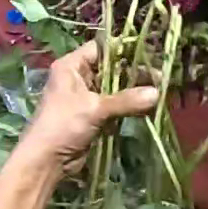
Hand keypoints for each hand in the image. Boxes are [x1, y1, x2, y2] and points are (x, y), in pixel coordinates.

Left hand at [20, 41, 159, 170]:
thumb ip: (126, 100)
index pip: (101, 48)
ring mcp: (86, 97)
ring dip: (134, 91)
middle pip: (111, 68)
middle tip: (161, 77)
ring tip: (161, 91)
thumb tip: (158, 93)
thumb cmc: (64, 125)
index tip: (150, 53)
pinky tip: (149, 107)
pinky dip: (129, 106)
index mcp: (72, 66)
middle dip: (134, 73)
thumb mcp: (94, 108)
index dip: (124, 49)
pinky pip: (115, 106)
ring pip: (115, 88)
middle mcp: (79, 77)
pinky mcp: (93, 115)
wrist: (47, 160)